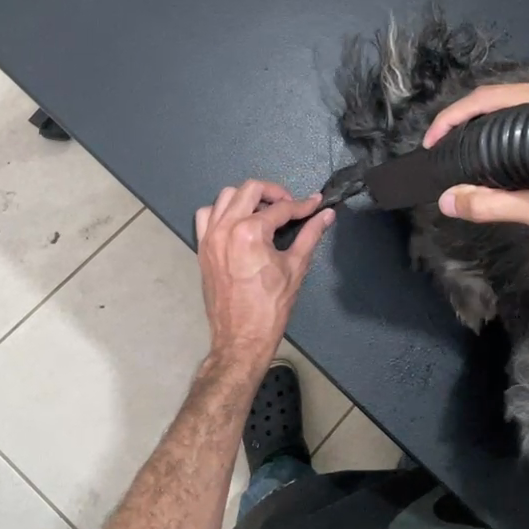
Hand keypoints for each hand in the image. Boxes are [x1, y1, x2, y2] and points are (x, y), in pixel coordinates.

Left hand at [195, 180, 332, 367]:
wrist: (241, 339)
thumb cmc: (271, 306)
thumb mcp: (296, 267)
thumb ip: (310, 234)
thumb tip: (326, 214)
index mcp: (250, 232)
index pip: (281, 208)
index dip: (302, 205)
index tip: (315, 204)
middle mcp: (226, 227)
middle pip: (250, 189)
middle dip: (274, 192)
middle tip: (290, 206)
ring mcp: (210, 237)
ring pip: (226, 197)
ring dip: (247, 198)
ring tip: (264, 212)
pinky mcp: (203, 248)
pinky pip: (206, 216)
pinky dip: (222, 212)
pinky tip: (238, 223)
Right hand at [427, 79, 528, 295]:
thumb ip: (495, 203)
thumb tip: (447, 200)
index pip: (488, 99)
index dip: (452, 119)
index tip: (431, 143)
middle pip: (502, 95)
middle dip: (467, 119)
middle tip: (445, 148)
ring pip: (522, 100)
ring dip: (492, 120)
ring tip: (471, 148)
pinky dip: (516, 122)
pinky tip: (511, 147)